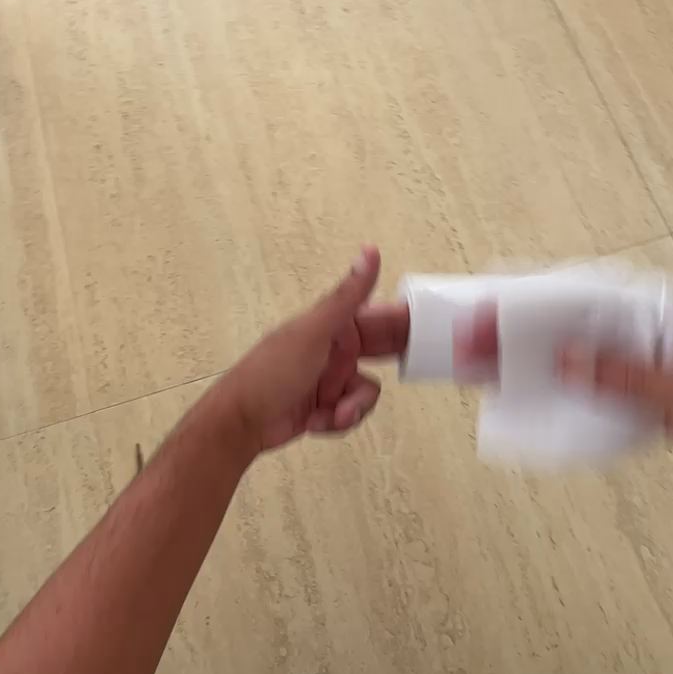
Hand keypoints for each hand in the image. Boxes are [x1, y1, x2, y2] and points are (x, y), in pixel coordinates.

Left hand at [204, 245, 411, 454]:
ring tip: (335, 412)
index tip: (431, 332)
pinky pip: (351, 411)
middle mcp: (336, 348)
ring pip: (368, 390)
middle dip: (388, 367)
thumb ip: (347, 296)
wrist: (241, 422)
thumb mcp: (314, 332)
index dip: (406, 324)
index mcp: (335, 324)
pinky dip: (339, 419)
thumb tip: (370, 251)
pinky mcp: (325, 406)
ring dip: (354, 405)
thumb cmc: (272, 372)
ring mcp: (331, 378)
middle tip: (407, 370)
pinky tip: (318, 422)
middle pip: (381, 353)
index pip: (381, 317)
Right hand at [464, 299, 672, 486]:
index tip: (494, 305)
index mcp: (670, 309)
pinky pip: (590, 370)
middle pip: (575, 314)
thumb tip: (563, 359)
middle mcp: (652, 321)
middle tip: (470, 337)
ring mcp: (645, 350)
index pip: (593, 291)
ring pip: (578, 342)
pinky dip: (557, 376)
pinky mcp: (642, 378)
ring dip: (532, 351)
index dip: (539, 296)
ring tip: (482, 360)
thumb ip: (631, 379)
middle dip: (522, 325)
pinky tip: (524, 386)